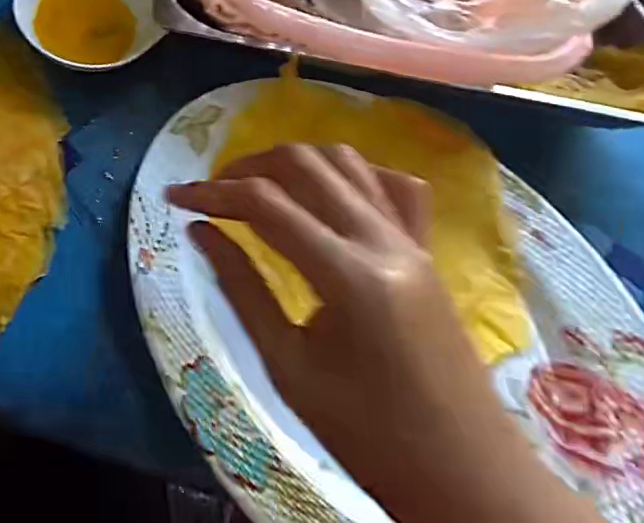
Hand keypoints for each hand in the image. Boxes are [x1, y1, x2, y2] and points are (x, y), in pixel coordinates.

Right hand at [168, 144, 597, 522]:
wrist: (470, 482)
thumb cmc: (369, 437)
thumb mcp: (288, 366)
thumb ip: (240, 286)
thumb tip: (199, 230)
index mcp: (348, 276)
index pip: (264, 203)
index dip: (210, 193)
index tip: (173, 197)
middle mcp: (383, 241)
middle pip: (302, 164)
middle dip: (244, 167)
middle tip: (210, 193)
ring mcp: (411, 242)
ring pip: (344, 161)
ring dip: (291, 162)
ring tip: (256, 187)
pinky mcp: (426, 252)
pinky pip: (389, 185)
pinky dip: (348, 173)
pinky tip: (324, 192)